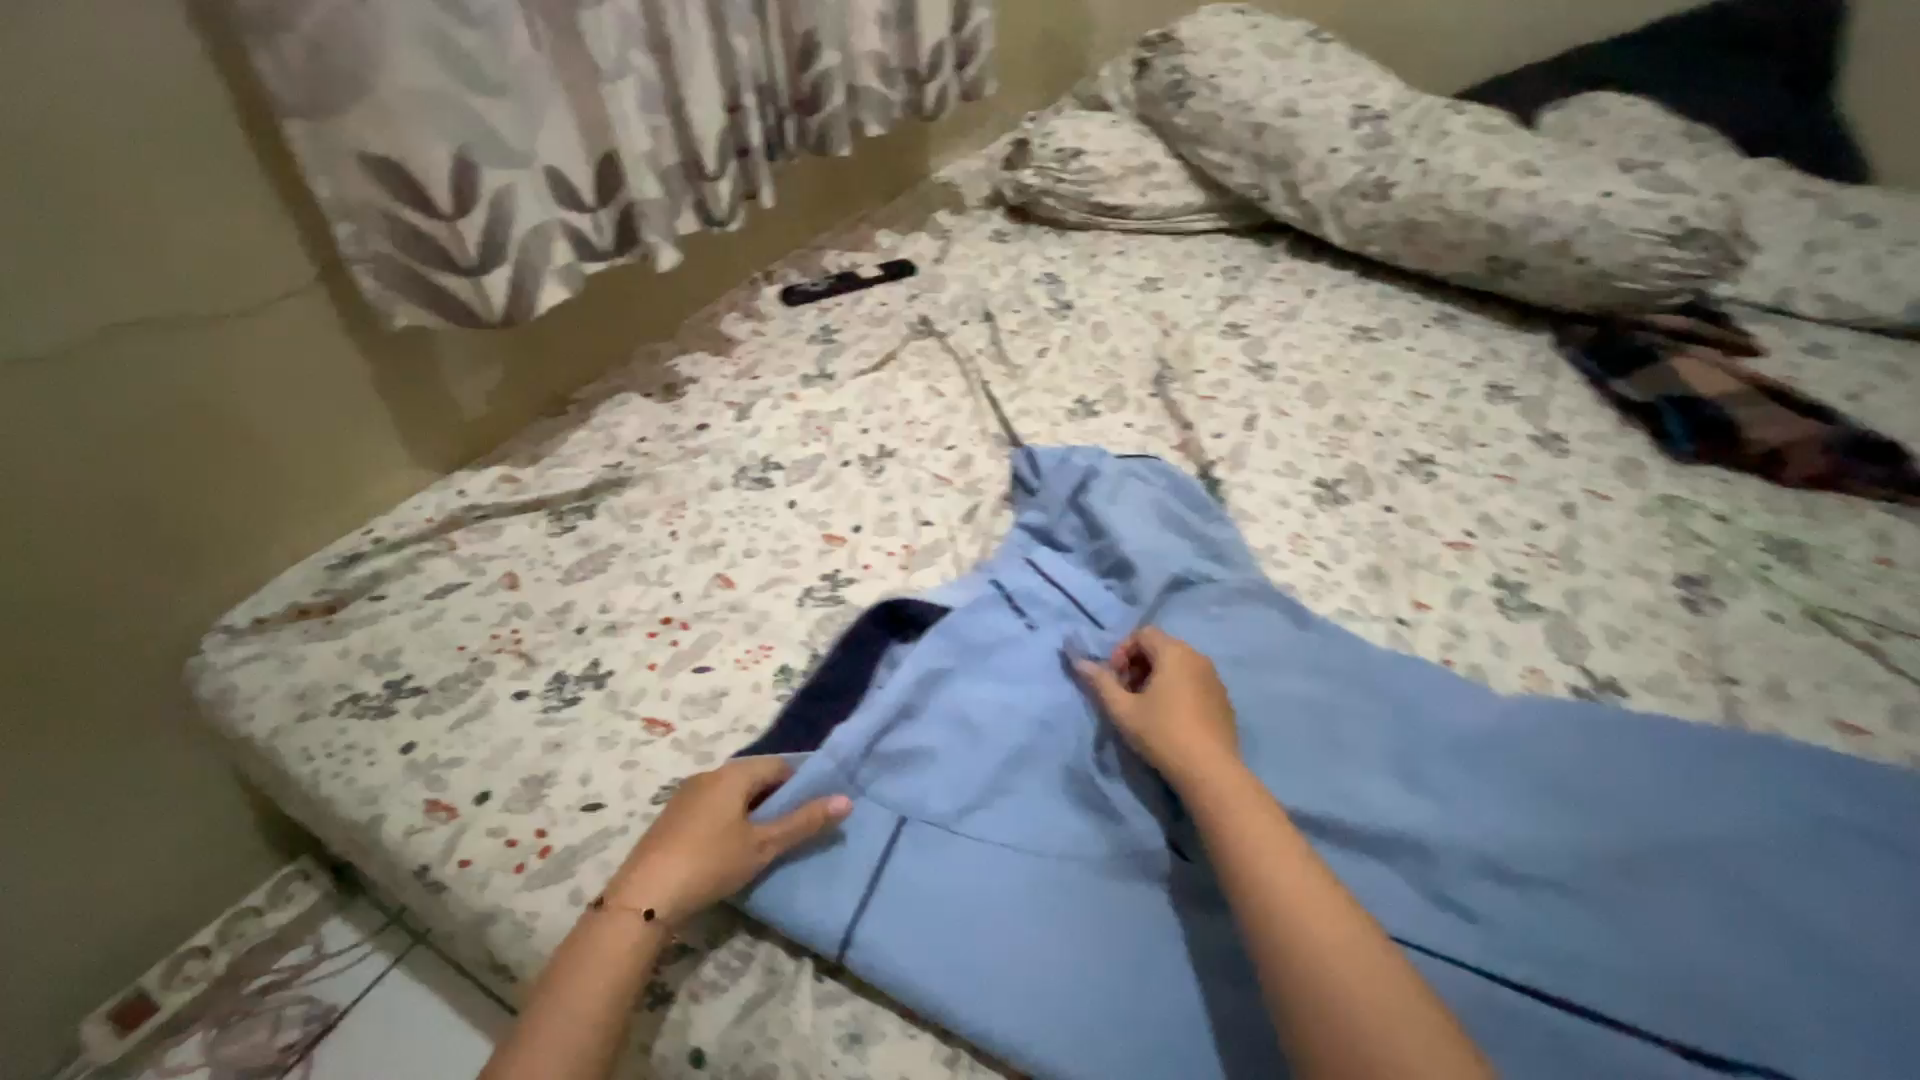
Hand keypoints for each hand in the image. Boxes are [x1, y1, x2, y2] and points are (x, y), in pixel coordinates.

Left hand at [602, 757, 850, 926]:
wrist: (643, 897)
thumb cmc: (711, 863)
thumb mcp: (764, 845)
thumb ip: (804, 822)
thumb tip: (846, 800)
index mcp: (733, 774)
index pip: (779, 765)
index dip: (800, 785)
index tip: (812, 812)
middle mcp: (709, 775)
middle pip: (755, 778)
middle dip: (776, 800)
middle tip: (792, 832)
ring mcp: (686, 796)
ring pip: (732, 794)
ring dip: (752, 812)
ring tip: (765, 844)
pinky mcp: (672, 818)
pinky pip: (712, 808)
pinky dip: (729, 821)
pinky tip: (731, 850)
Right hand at [1075, 626, 1241, 790]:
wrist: (1210, 770)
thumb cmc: (1161, 733)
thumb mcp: (1122, 709)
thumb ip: (1100, 682)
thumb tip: (1079, 662)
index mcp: (1174, 652)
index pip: (1142, 633)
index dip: (1122, 651)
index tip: (1114, 680)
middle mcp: (1198, 657)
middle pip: (1160, 647)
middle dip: (1137, 665)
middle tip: (1126, 694)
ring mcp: (1214, 678)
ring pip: (1178, 665)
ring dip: (1156, 678)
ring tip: (1145, 708)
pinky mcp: (1223, 699)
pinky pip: (1193, 681)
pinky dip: (1176, 689)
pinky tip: (1170, 719)